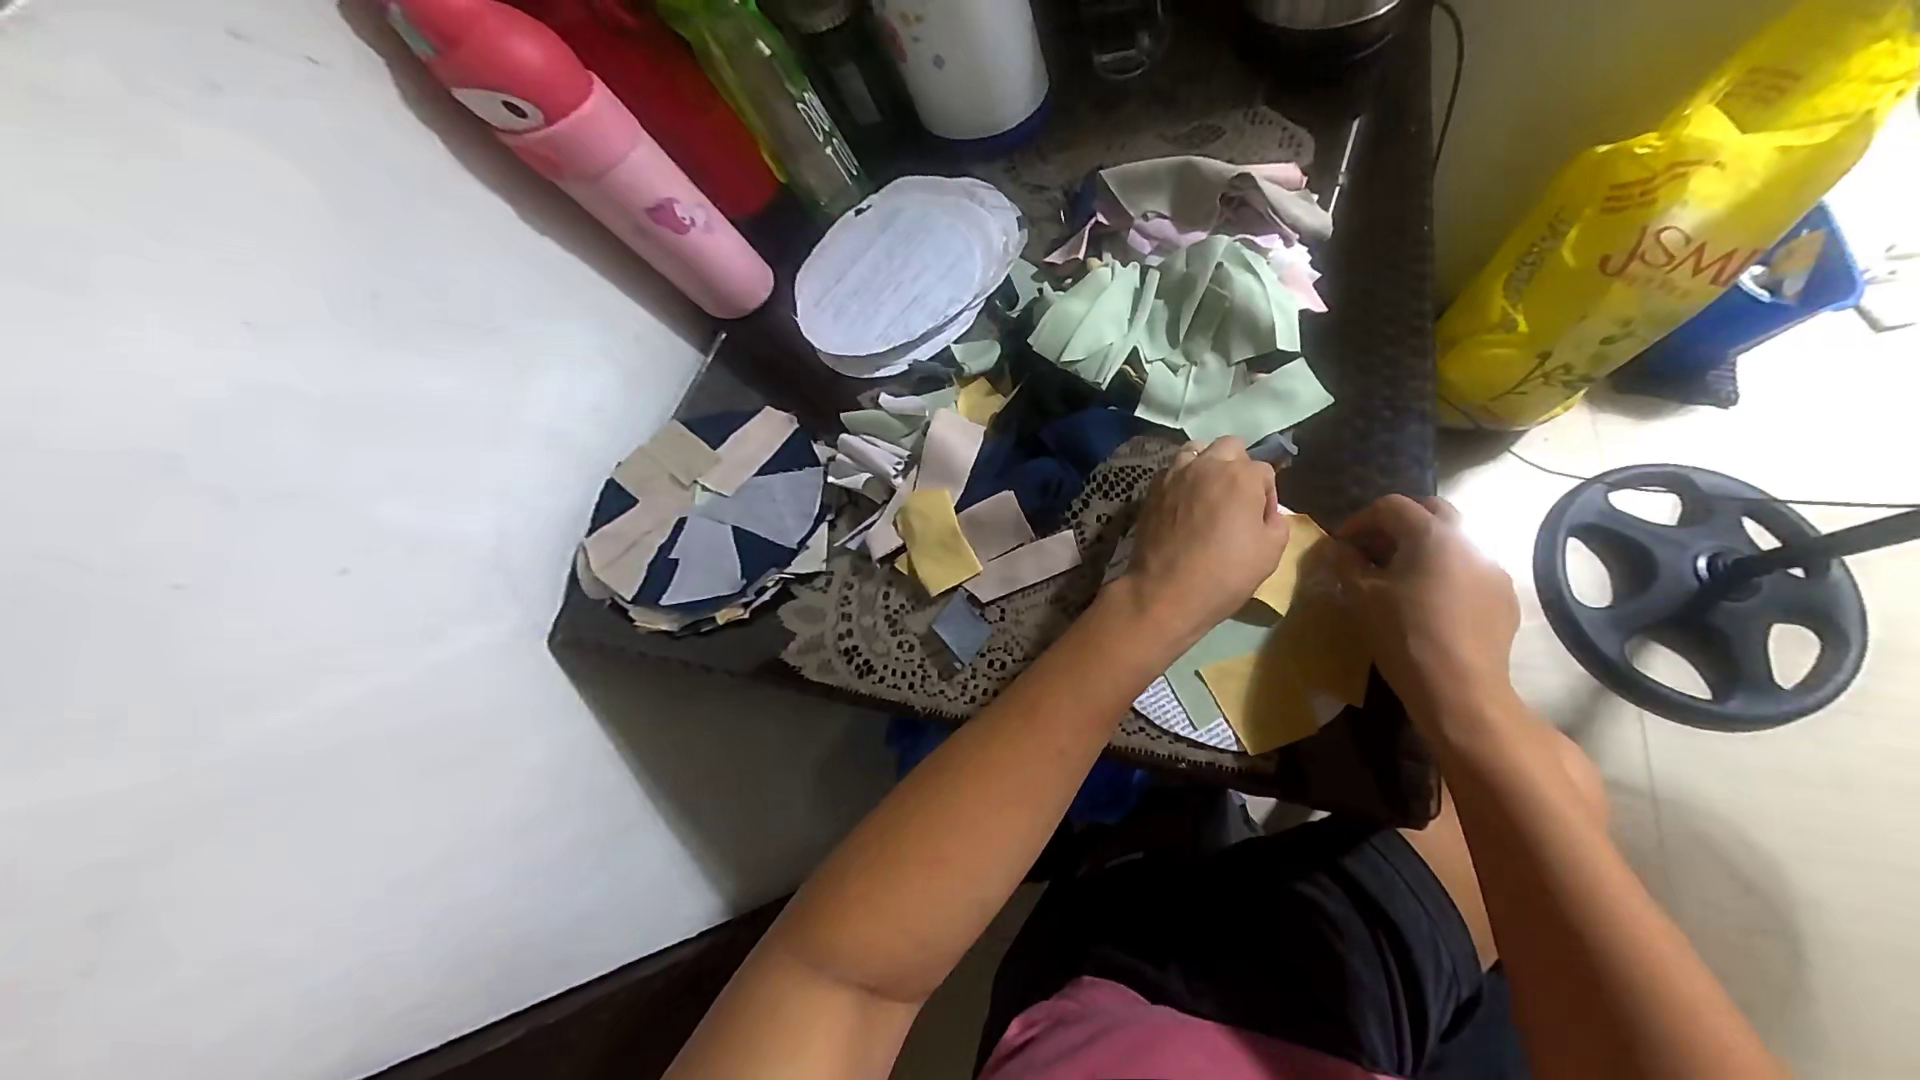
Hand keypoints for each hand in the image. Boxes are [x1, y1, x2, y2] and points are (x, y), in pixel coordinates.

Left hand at [1114, 438, 1290, 650]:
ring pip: (1196, 450)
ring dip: (1207, 464)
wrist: (1165, 591)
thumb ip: (1275, 521)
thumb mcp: (1270, 551)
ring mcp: (1175, 474)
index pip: (1264, 471)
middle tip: (1236, 498)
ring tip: (1208, 492)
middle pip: (1230, 447)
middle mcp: (1207, 465)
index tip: (1260, 520)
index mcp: (1241, 476)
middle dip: (1238, 465)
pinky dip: (1182, 477)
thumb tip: (1265, 510)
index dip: (1267, 495)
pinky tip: (1184, 501)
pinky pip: (1172, 470)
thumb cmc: (1224, 573)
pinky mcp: (1152, 489)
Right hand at [1324, 495, 1519, 730]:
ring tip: (1398, 574)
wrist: (1460, 688)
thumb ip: (1346, 562)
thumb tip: (1336, 547)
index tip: (1340, 545)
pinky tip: (1428, 598)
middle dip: (1396, 524)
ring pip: (1453, 539)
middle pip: (1430, 511)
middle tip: (1371, 550)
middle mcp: (1470, 540)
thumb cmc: (1403, 634)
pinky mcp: (1503, 594)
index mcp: (1433, 534)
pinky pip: (1469, 566)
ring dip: (1422, 546)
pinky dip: (1443, 569)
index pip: (1390, 506)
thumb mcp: (1362, 595)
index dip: (1359, 521)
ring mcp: (1493, 567)